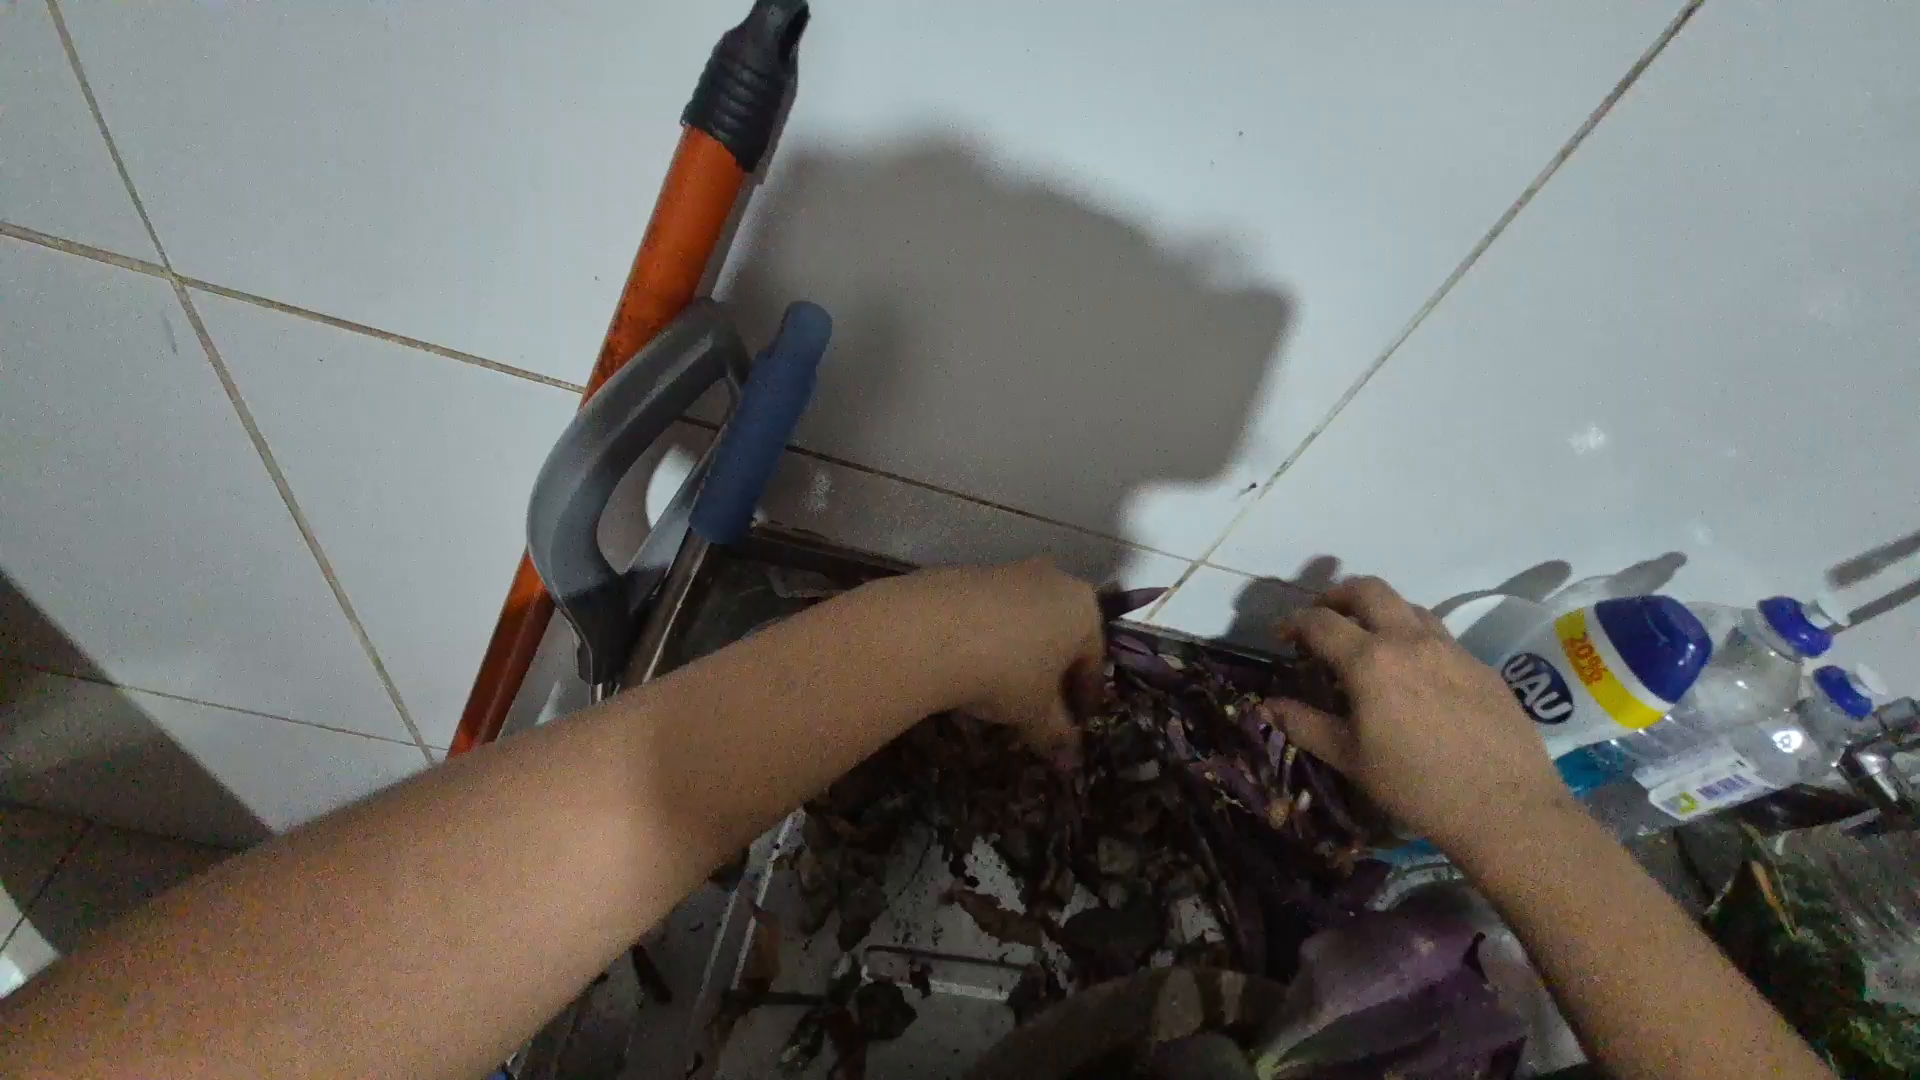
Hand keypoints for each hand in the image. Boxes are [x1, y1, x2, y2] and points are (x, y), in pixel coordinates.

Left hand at [882, 560, 1104, 763]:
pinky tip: (966, 662)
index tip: (1075, 723)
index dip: (1085, 697)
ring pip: (1023, 619)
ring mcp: (1008, 570)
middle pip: (1060, 633)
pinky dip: (985, 636)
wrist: (929, 631)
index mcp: (1083, 609)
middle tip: (1038, 705)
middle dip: (1051, 670)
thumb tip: (1070, 760)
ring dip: (1017, 651)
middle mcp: (1052, 580)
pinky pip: (987, 611)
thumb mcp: (1035, 713)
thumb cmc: (1004, 672)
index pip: (1094, 659)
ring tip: (997, 687)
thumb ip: (1057, 735)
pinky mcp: (967, 571)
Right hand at [1257, 576, 1571, 853]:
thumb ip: (1303, 724)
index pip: (1319, 621)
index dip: (1292, 623)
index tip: (1281, 637)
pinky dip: (1412, 638)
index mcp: (1369, 661)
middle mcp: (1409, 641)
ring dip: (1378, 612)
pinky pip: (1439, 635)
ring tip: (1367, 641)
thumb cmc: (1415, 785)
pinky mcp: (1481, 666)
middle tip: (1323, 618)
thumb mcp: (1348, 757)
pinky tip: (1412, 674)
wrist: (1507, 809)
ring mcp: (1450, 650)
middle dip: (1336, 595)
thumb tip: (1265, 705)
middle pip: (1367, 589)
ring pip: (1408, 606)